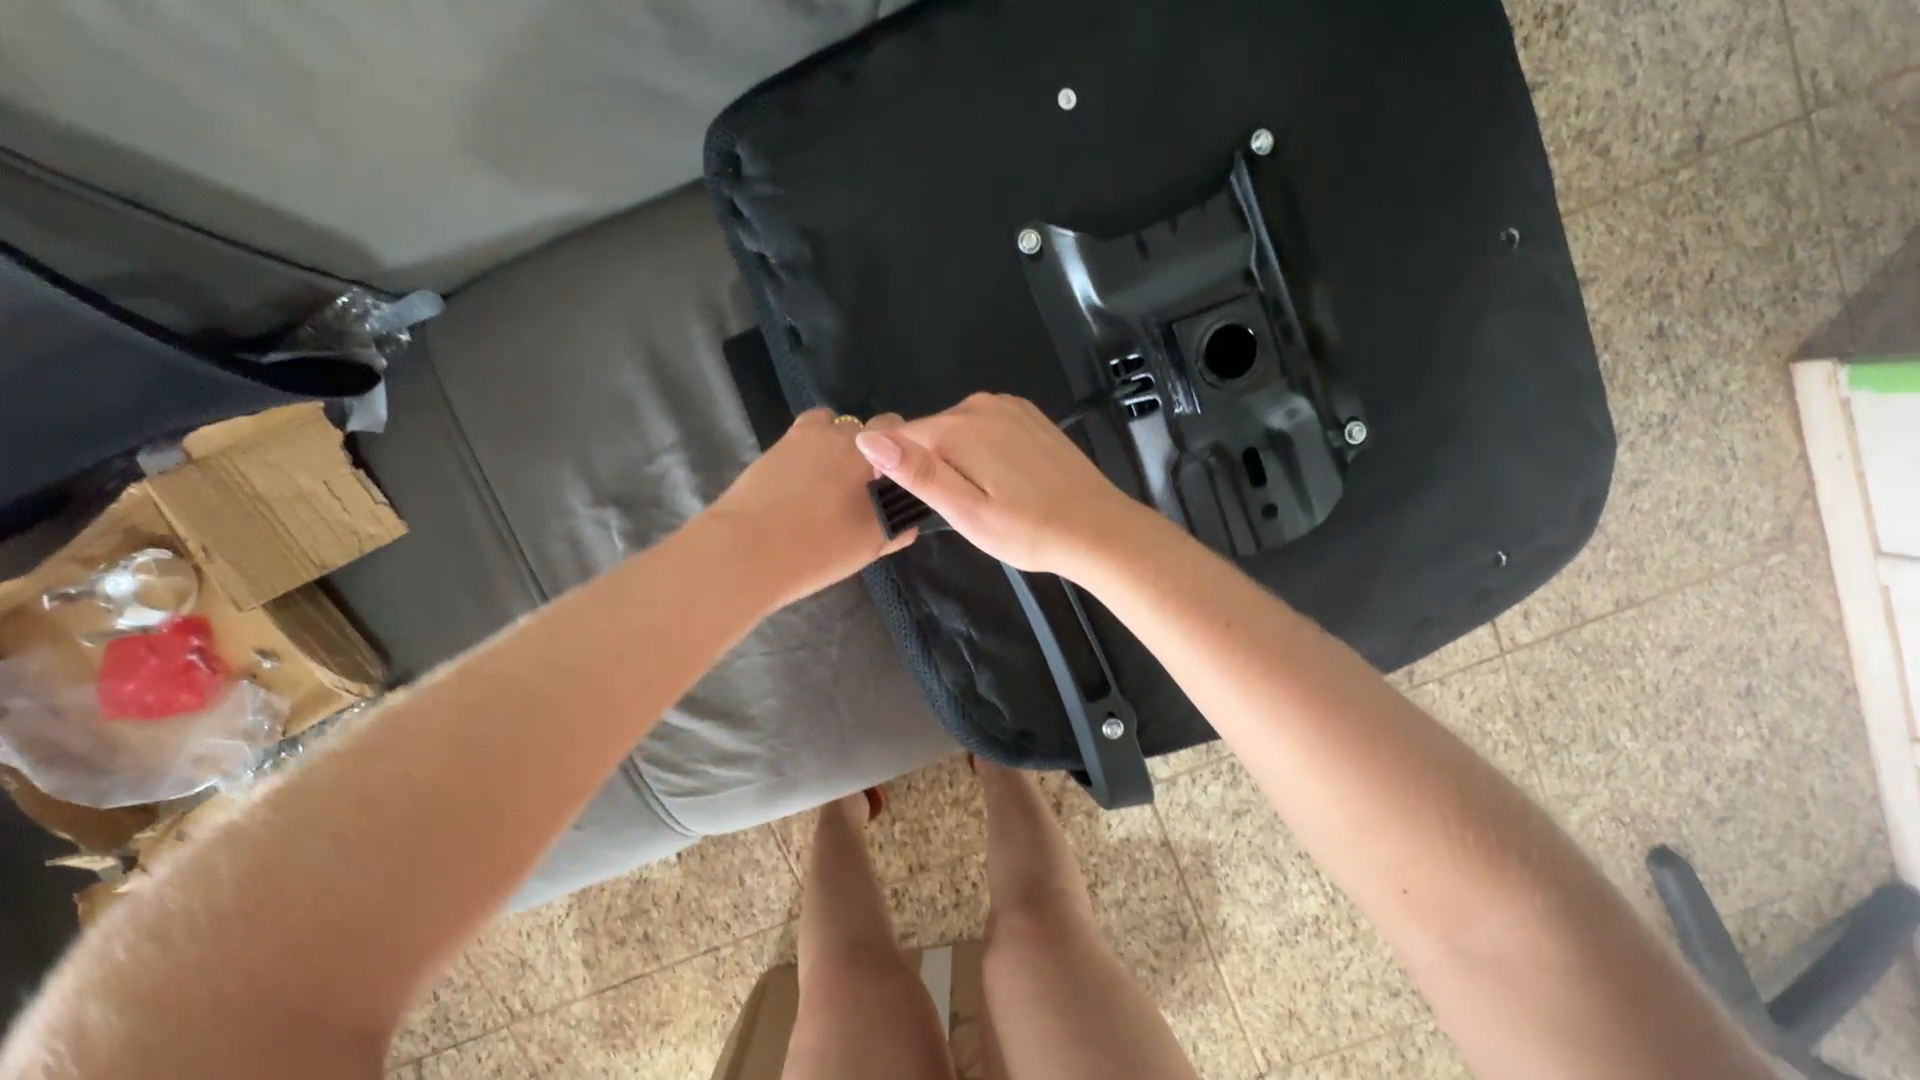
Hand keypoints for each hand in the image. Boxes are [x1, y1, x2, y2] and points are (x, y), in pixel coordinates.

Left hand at [706, 409, 914, 609]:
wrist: (743, 554)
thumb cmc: (817, 549)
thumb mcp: (868, 545)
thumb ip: (897, 528)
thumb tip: (909, 521)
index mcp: (864, 448)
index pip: (893, 425)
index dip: (898, 447)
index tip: (895, 477)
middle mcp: (832, 433)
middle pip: (856, 429)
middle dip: (863, 450)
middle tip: (861, 489)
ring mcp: (796, 439)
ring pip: (824, 431)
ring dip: (831, 448)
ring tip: (829, 486)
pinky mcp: (769, 452)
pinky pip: (799, 446)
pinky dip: (806, 458)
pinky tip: (803, 490)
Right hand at [852, 393, 1150, 575]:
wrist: (1097, 529)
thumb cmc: (1027, 531)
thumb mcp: (965, 511)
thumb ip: (917, 472)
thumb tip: (867, 437)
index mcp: (958, 427)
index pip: (901, 440)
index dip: (900, 473)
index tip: (920, 505)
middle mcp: (981, 405)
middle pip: (932, 433)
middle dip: (934, 467)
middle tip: (963, 510)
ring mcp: (1011, 407)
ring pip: (960, 431)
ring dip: (961, 460)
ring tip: (987, 499)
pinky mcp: (1031, 417)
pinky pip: (988, 429)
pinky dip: (986, 452)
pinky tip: (1005, 481)